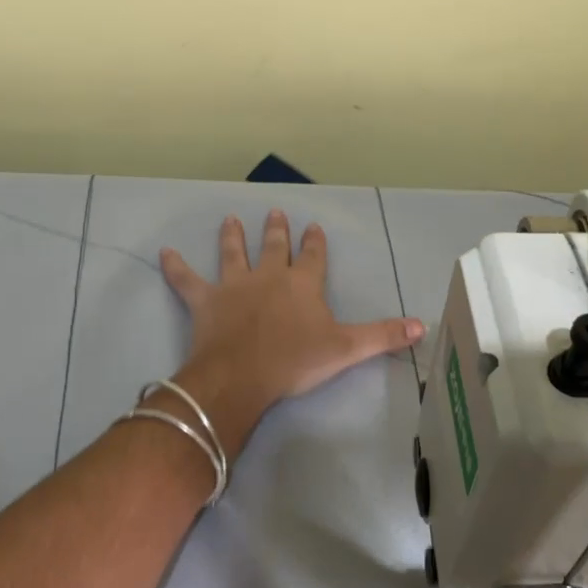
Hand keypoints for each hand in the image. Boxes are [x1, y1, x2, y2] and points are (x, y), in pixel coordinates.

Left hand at [158, 210, 424, 461]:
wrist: (242, 375)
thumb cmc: (295, 361)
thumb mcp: (348, 349)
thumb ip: (384, 335)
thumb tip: (423, 325)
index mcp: (303, 285)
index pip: (313, 257)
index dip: (314, 243)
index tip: (313, 227)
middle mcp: (269, 276)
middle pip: (274, 248)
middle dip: (277, 231)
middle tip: (276, 212)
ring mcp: (234, 286)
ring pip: (233, 254)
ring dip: (233, 237)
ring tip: (230, 219)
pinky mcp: (205, 301)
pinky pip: (187, 280)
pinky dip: (175, 267)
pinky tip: (164, 253)